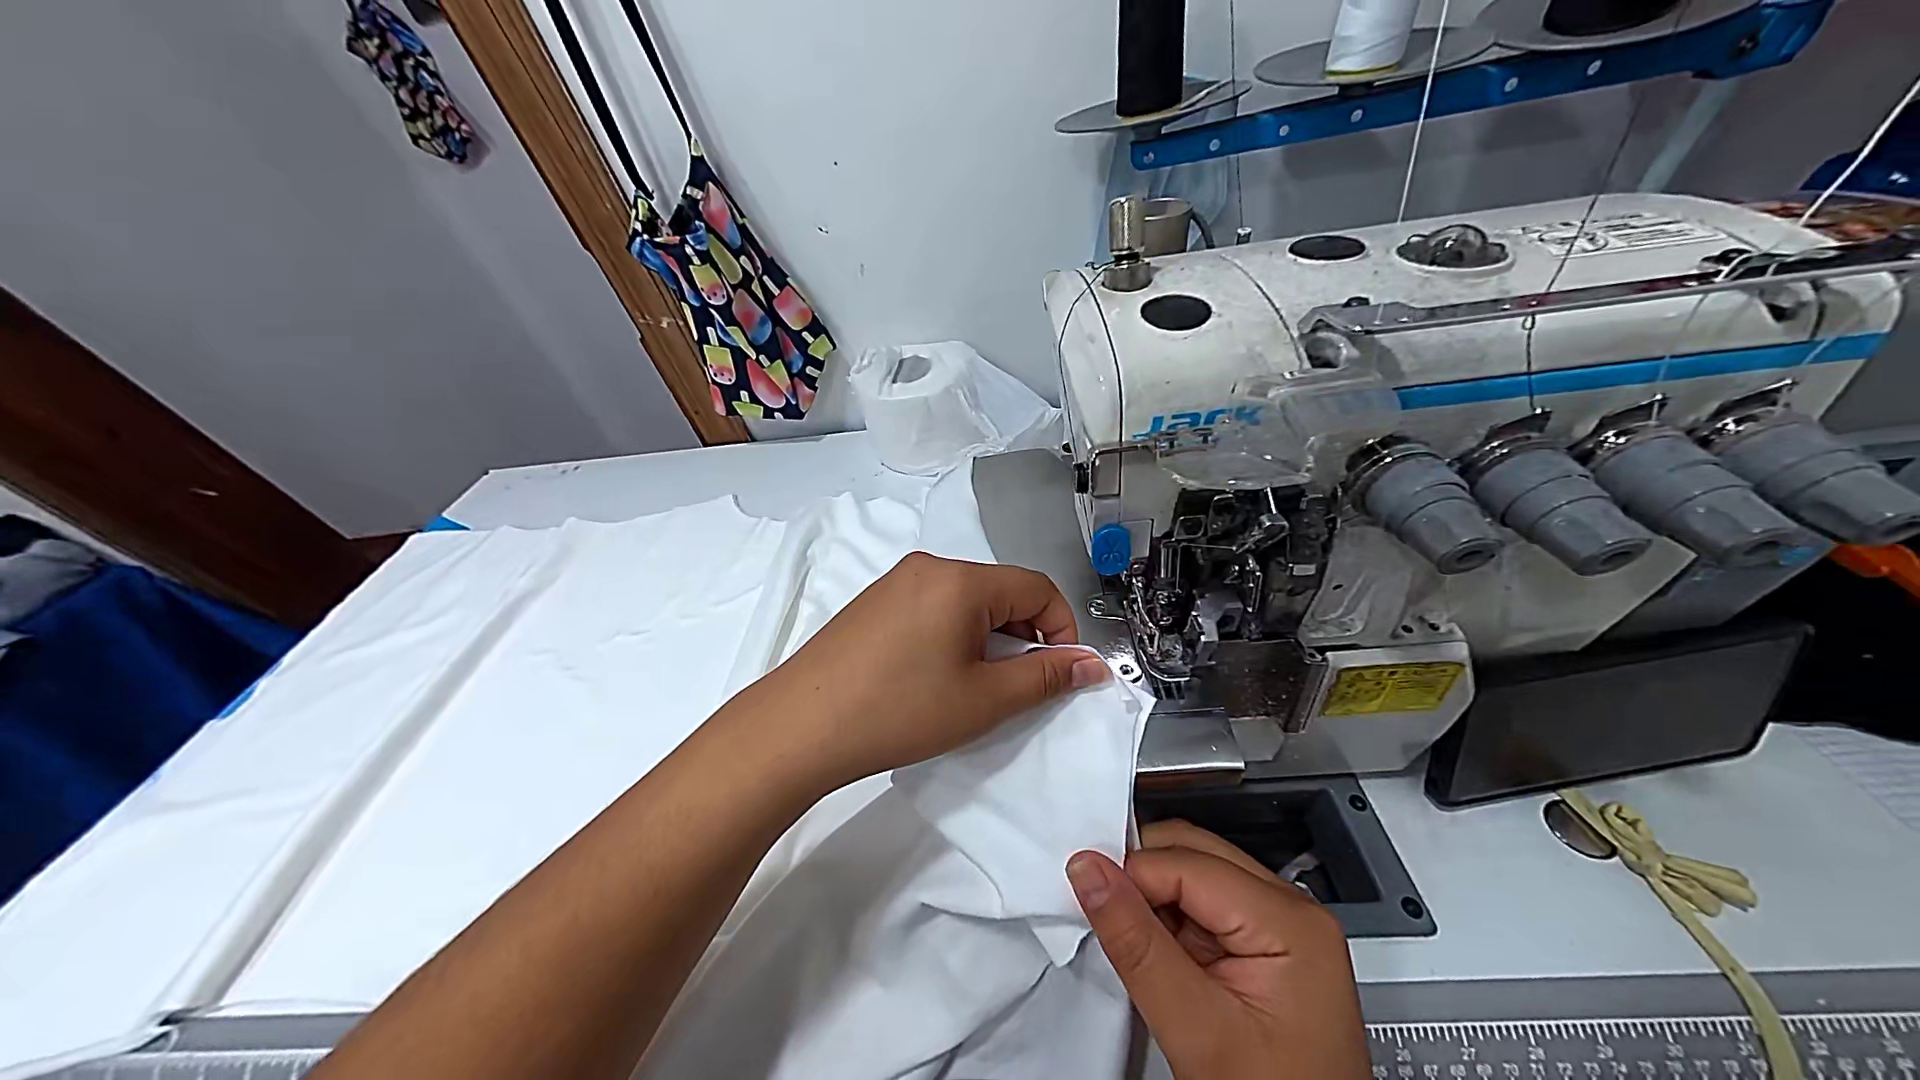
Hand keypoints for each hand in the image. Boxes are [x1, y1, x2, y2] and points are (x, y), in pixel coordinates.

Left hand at [743, 553, 1109, 788]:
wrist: (801, 726)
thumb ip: (1046, 677)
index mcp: (959, 579)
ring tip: (971, 687)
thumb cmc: (897, 711)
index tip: (1059, 673)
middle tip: (1014, 687)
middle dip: (1022, 637)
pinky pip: (933, 607)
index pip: (1037, 588)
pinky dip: (953, 636)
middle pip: (1001, 592)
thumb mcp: (984, 699)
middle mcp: (927, 567)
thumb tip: (1090, 665)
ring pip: (967, 601)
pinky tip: (934, 678)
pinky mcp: (874, 602)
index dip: (1061, 630)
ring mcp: (896, 582)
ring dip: (987, 639)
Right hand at [1067, 822, 1369, 1079]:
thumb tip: (1091, 873)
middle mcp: (1289, 910)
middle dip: (1137, 875)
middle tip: (1101, 908)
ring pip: (1188, 870)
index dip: (1128, 874)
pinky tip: (1157, 955)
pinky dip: (1163, 917)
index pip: (1184, 861)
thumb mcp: (1197, 1029)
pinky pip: (1196, 900)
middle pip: (1189, 850)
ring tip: (1134, 946)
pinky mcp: (1259, 941)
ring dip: (1149, 897)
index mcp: (1289, 921)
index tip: (1087, 893)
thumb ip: (1137, 943)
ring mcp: (1276, 924)